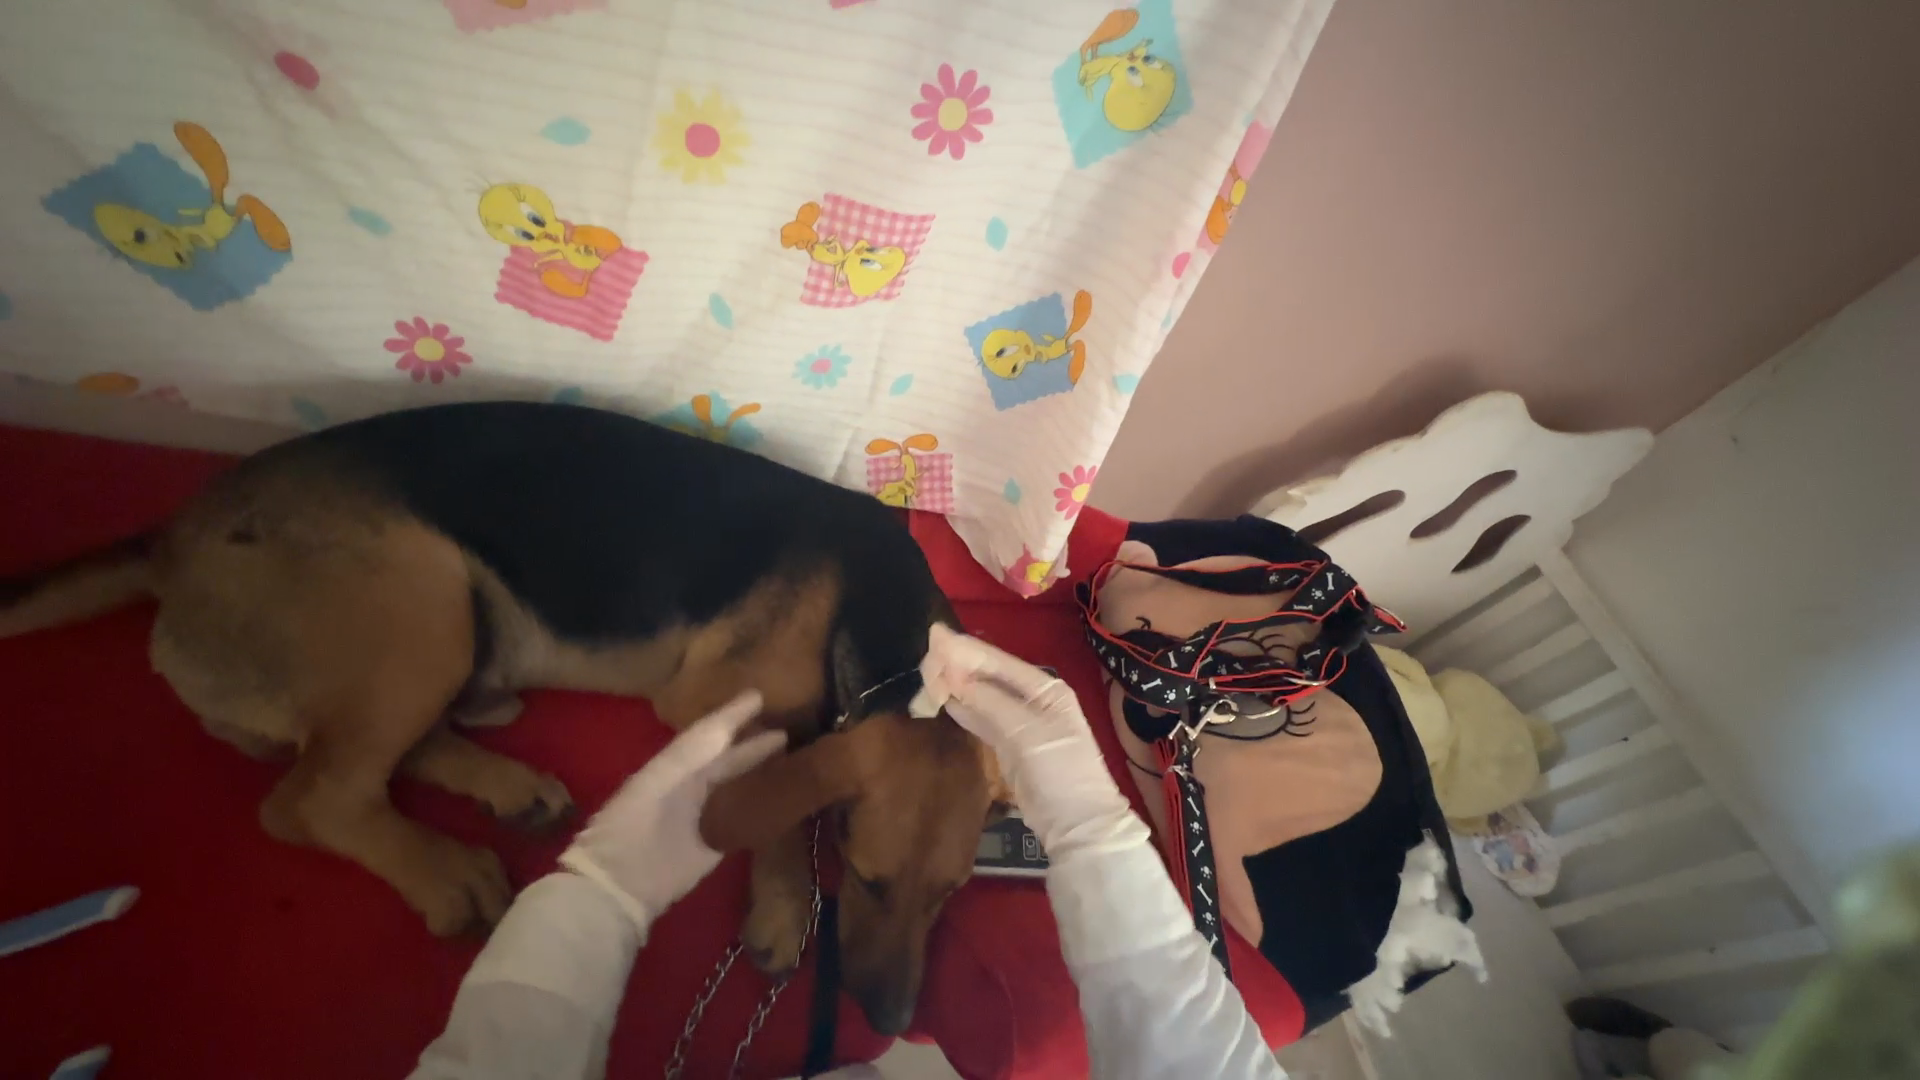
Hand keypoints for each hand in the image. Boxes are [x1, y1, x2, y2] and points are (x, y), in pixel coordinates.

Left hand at [559, 692, 785, 929]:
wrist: (620, 883)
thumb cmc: (634, 821)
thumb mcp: (667, 772)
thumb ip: (701, 743)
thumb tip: (741, 708)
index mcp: (677, 763)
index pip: (712, 732)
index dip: (735, 715)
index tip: (762, 695)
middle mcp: (694, 783)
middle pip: (732, 757)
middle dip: (758, 741)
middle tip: (792, 723)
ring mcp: (708, 812)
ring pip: (743, 782)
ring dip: (766, 769)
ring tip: (797, 752)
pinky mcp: (720, 841)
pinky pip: (748, 815)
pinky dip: (766, 801)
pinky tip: (788, 791)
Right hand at [918, 625, 1133, 853]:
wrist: (1077, 823)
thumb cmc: (1059, 769)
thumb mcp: (1026, 731)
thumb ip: (990, 702)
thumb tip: (954, 675)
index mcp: (1045, 688)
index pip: (999, 661)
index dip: (967, 650)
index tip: (935, 636)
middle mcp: (1034, 700)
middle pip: (990, 677)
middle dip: (960, 666)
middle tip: (927, 655)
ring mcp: (1021, 724)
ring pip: (984, 698)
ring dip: (959, 687)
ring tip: (929, 673)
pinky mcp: (1010, 747)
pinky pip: (983, 721)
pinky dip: (965, 711)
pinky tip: (945, 701)